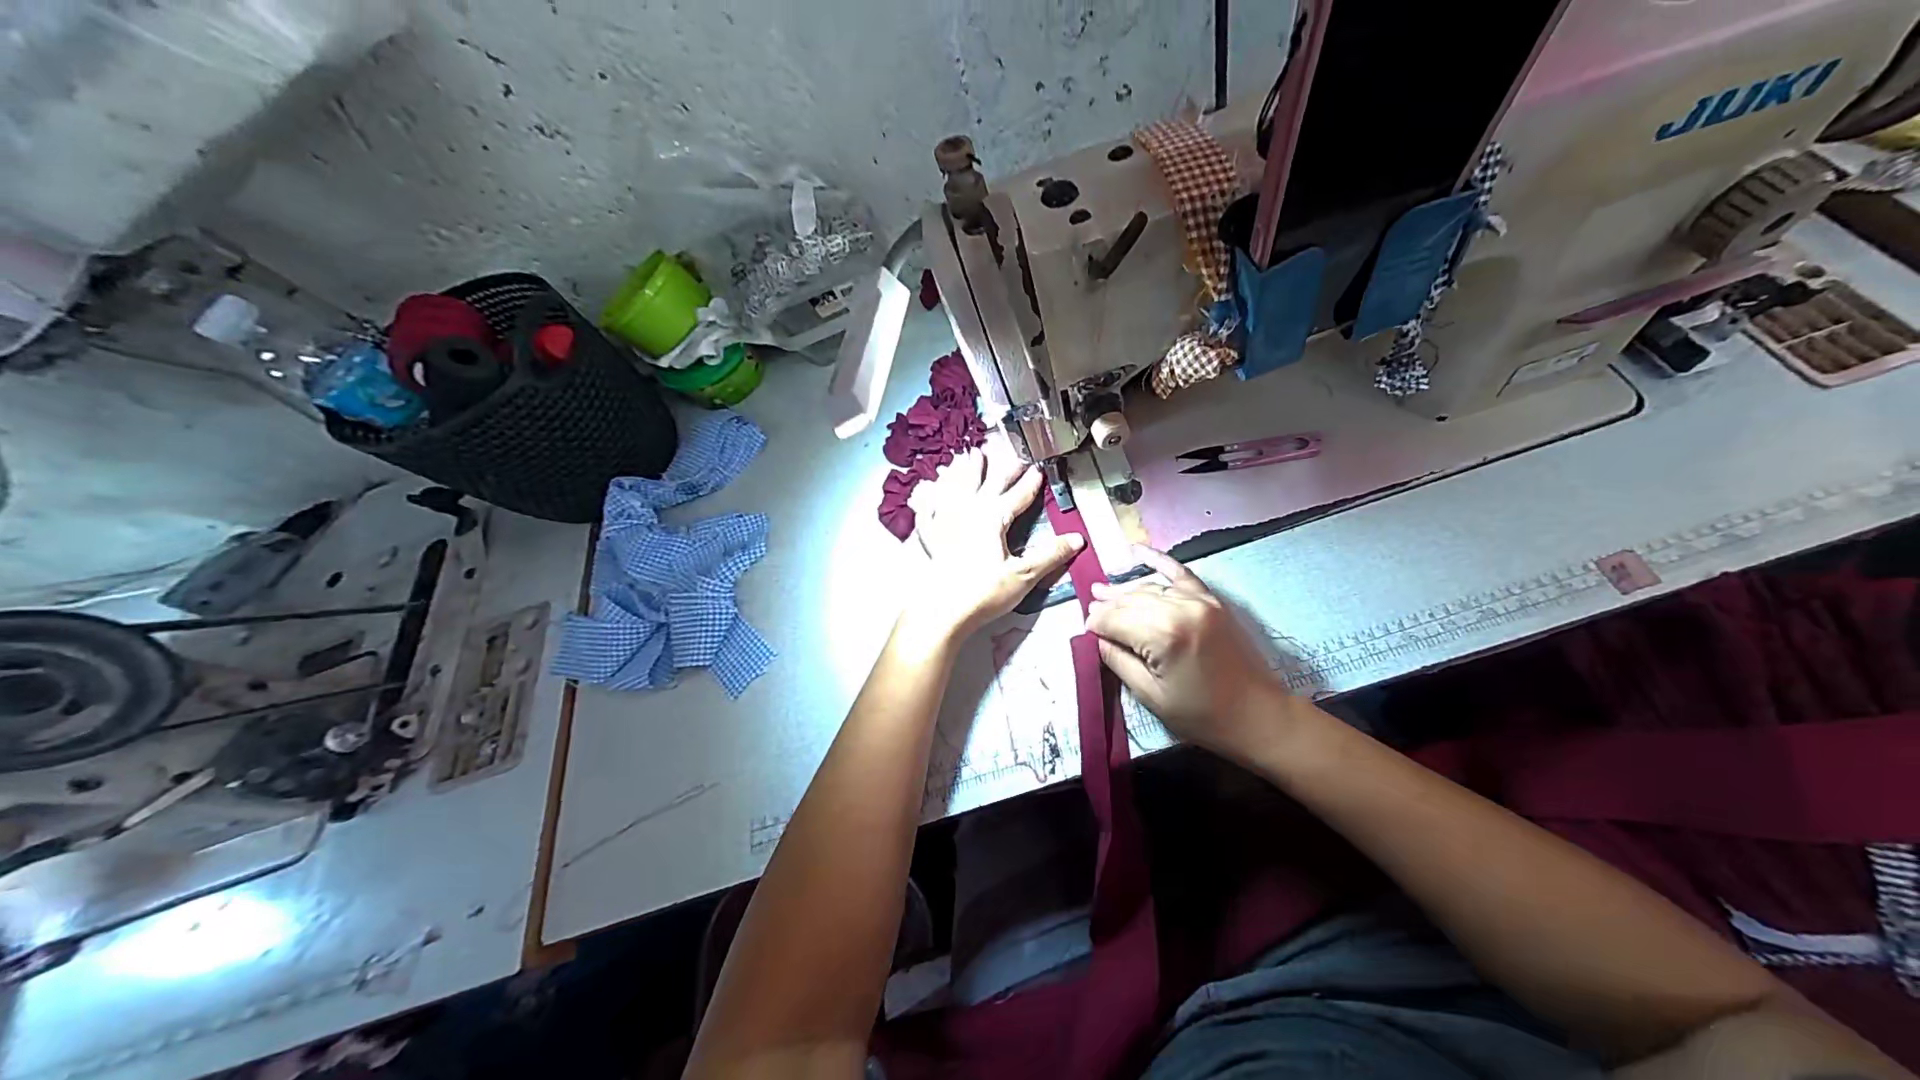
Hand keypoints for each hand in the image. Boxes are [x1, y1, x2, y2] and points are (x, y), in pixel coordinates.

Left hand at [902, 446, 1083, 643]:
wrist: (943, 611)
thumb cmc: (984, 592)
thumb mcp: (1024, 574)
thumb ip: (1050, 554)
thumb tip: (1077, 539)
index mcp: (993, 517)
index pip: (1017, 494)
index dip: (1030, 482)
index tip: (1038, 468)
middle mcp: (967, 512)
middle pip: (988, 484)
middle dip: (1002, 470)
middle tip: (1011, 456)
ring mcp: (944, 522)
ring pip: (955, 488)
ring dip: (962, 472)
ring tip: (965, 457)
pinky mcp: (930, 538)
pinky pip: (926, 511)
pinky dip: (926, 498)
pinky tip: (923, 492)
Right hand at [1087, 547, 1292, 763]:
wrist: (1258, 716)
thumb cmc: (1202, 716)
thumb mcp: (1150, 695)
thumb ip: (1118, 660)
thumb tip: (1097, 637)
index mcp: (1163, 635)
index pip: (1112, 619)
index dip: (1094, 626)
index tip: (1087, 635)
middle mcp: (1180, 608)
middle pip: (1129, 600)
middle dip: (1106, 607)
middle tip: (1091, 616)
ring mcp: (1199, 600)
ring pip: (1149, 588)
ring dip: (1124, 591)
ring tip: (1102, 592)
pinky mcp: (1212, 600)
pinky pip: (1180, 573)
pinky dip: (1158, 560)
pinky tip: (1136, 552)